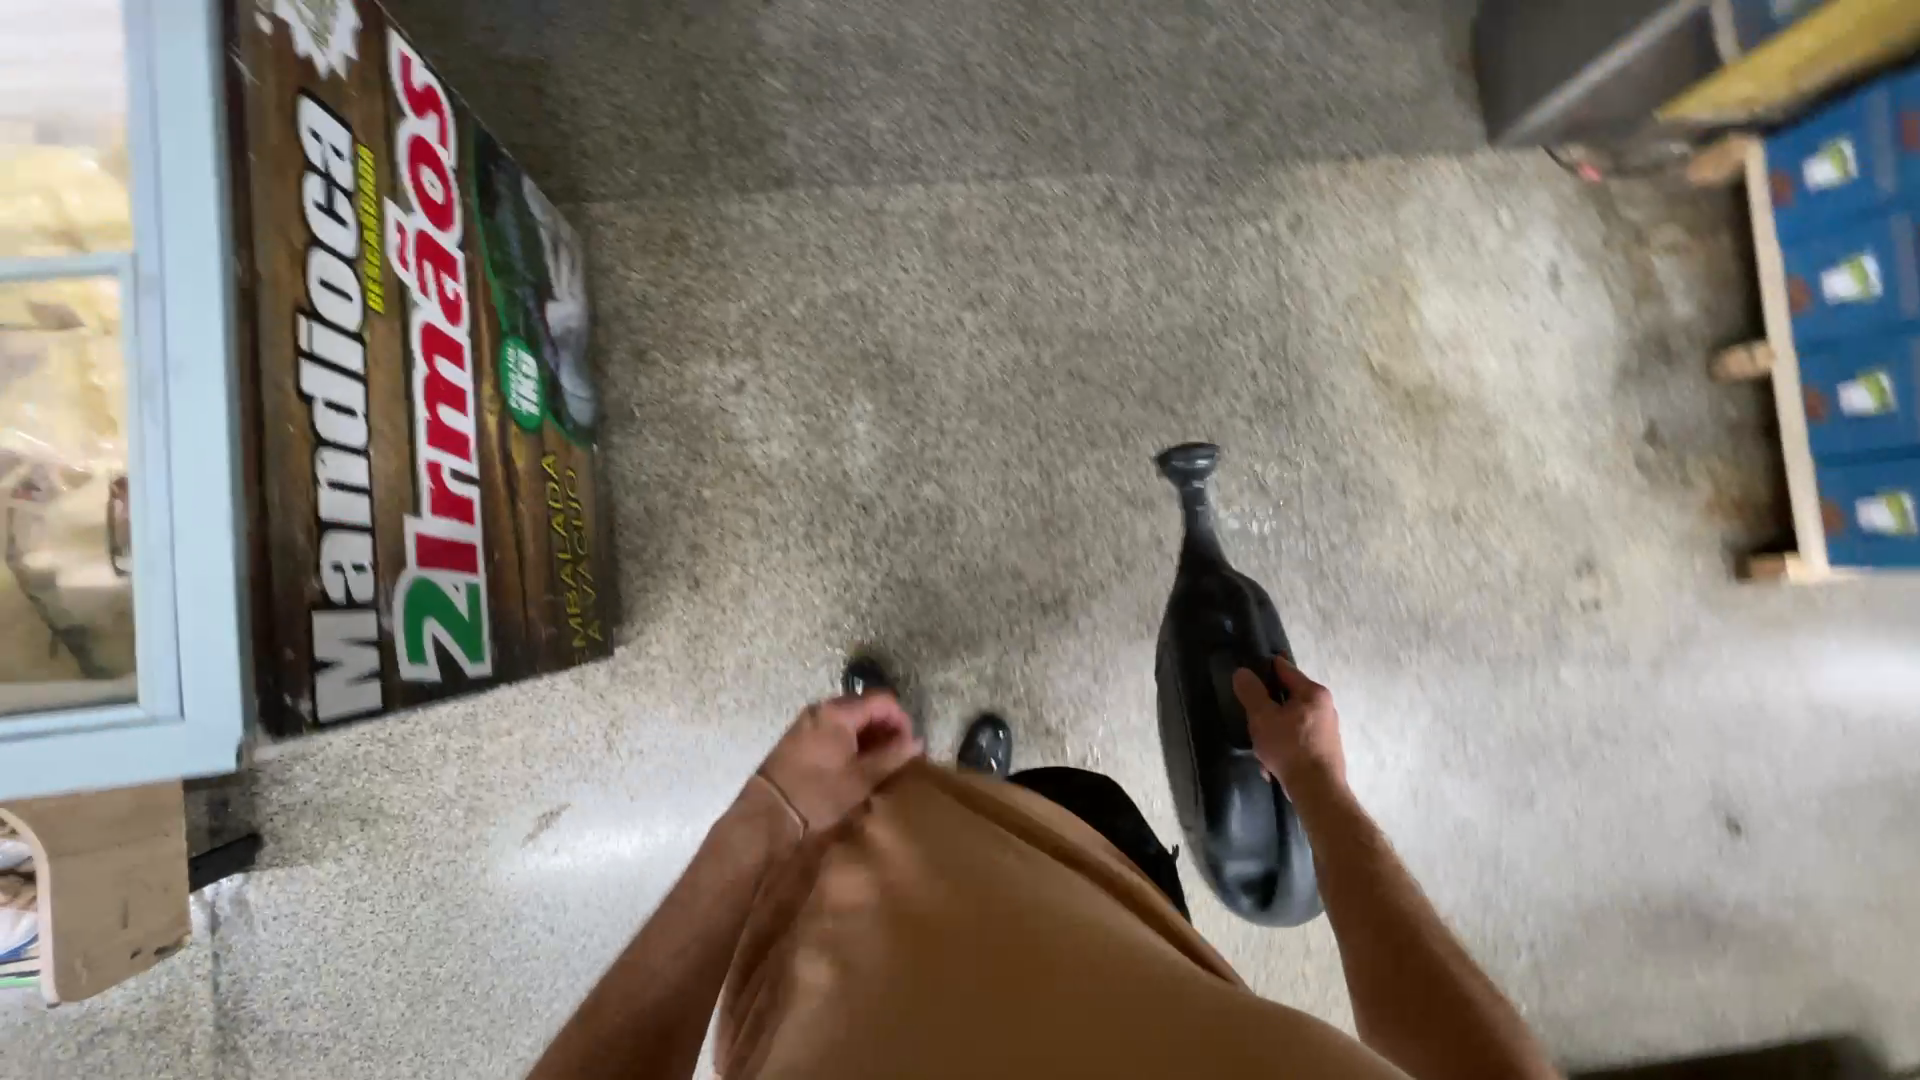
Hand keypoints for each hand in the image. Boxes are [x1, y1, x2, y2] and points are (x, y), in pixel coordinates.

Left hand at [754, 691, 923, 835]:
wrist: (768, 814)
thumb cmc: (818, 794)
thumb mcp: (861, 778)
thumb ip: (892, 756)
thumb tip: (917, 742)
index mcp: (838, 712)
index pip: (882, 700)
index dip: (902, 719)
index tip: (911, 745)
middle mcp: (821, 709)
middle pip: (865, 706)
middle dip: (886, 727)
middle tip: (898, 754)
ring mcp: (807, 722)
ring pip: (848, 719)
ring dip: (868, 735)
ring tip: (880, 762)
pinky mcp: (798, 737)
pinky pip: (833, 729)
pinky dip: (850, 741)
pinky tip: (855, 764)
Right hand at [1231, 656, 1345, 791]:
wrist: (1317, 791)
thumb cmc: (1289, 748)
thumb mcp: (1262, 717)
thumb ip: (1251, 692)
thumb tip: (1242, 672)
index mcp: (1313, 693)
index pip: (1284, 669)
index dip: (1263, 668)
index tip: (1247, 673)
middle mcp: (1325, 707)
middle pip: (1286, 697)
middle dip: (1266, 709)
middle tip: (1251, 721)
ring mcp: (1327, 729)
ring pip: (1289, 721)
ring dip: (1272, 733)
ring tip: (1261, 750)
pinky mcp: (1325, 749)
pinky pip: (1296, 740)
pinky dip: (1283, 748)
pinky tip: (1273, 766)